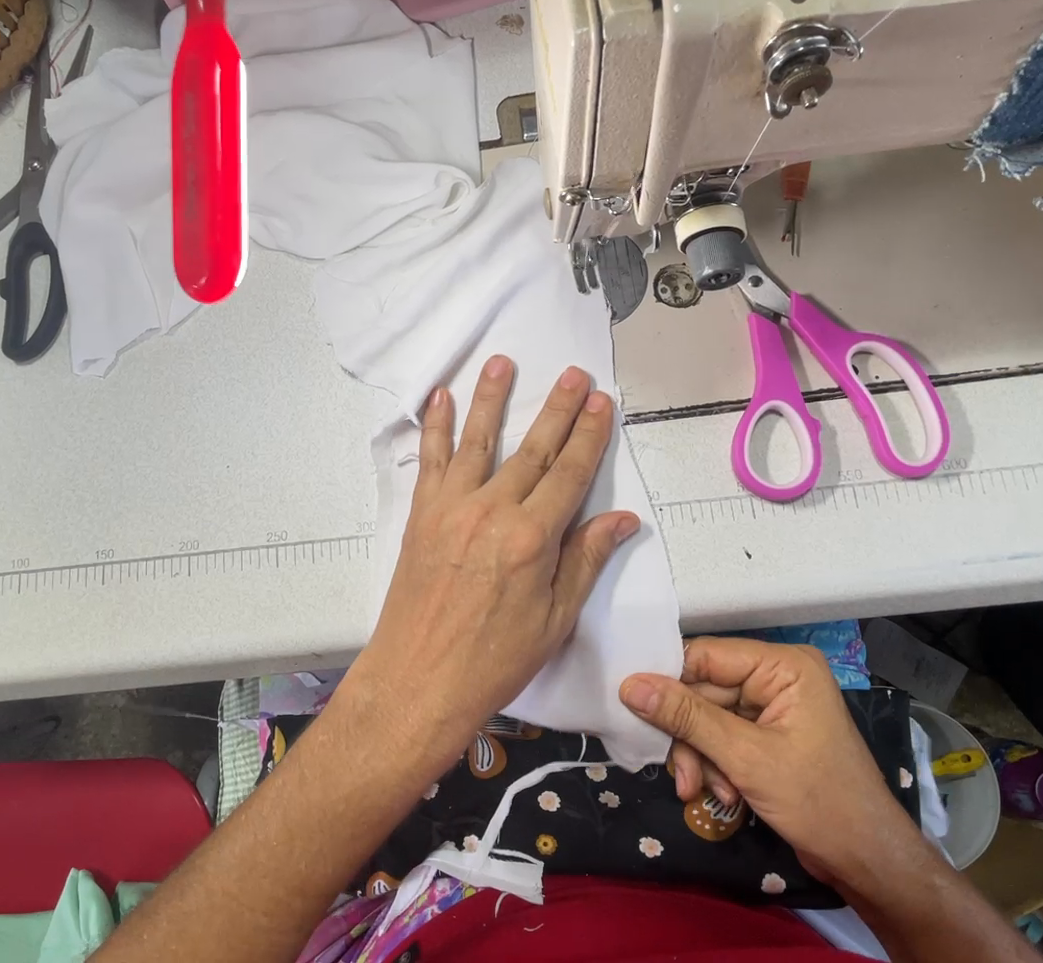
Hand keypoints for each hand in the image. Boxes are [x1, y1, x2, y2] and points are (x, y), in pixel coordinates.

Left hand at [344, 356, 641, 773]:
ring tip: (502, 363)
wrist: (419, 679)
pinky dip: (434, 427)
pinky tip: (439, 399)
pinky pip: (430, 461)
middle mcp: (492, 512)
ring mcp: (452, 509)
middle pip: (532, 449)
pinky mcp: (422, 516)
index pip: (570, 473)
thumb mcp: (555, 619)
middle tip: (573, 374)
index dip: (589, 436)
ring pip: (476, 441)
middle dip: (557, 408)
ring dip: (491, 399)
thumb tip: (622, 520)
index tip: (601, 403)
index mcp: (532, 538)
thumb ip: (585, 560)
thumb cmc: (493, 660)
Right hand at [618, 637, 925, 883]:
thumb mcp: (745, 757)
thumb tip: (628, 685)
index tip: (630, 706)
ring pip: (705, 717)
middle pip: (702, 690)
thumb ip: (685, 717)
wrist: (867, 863)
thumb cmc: (818, 801)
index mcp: (782, 666)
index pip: (705, 656)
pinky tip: (720, 794)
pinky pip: (720, 736)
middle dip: (687, 735)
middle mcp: (776, 677)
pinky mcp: (766, 735)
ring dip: (699, 756)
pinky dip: (713, 764)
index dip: (667, 681)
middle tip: (681, 776)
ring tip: (701, 791)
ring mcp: (771, 707)